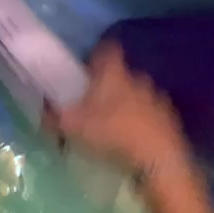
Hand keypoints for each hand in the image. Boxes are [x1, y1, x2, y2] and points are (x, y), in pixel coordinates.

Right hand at [47, 43, 193, 185]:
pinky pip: (153, 114)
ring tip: (116, 124)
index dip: (96, 55)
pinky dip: (144, 122)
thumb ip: (53, 116)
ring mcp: (158, 99)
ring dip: (129, 104)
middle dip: (110, 84)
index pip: (106, 50)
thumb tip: (41, 109)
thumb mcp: (72, 127)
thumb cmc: (112, 134)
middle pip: (122, 73)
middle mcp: (137, 78)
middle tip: (95, 101)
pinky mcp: (172, 120)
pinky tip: (135, 140)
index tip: (86, 68)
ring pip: (139, 94)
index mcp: (113, 73)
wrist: (159, 162)